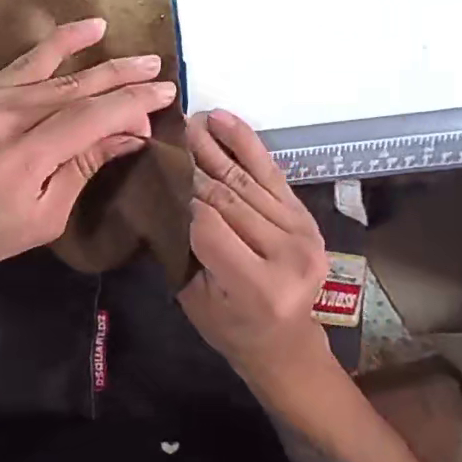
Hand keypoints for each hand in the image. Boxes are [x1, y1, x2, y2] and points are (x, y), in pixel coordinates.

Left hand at [0, 18, 177, 279]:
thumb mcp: (43, 218)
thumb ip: (83, 170)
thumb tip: (128, 135)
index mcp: (21, 161)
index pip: (89, 119)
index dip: (130, 104)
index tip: (163, 95)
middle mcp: (1, 121)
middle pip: (73, 90)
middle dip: (120, 78)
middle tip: (157, 69)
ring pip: (50, 74)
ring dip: (95, 60)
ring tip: (132, 53)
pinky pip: (20, 66)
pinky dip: (53, 47)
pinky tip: (82, 31)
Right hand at [177, 109, 332, 376]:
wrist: (283, 339)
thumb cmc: (229, 326)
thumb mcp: (194, 298)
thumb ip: (185, 249)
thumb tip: (166, 197)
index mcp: (256, 285)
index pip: (209, 226)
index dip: (180, 200)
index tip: (155, 171)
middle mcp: (288, 255)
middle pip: (228, 199)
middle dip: (193, 165)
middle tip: (164, 135)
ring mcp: (303, 233)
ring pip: (246, 181)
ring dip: (214, 148)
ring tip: (188, 122)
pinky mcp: (306, 217)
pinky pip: (272, 175)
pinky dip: (247, 145)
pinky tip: (224, 121)